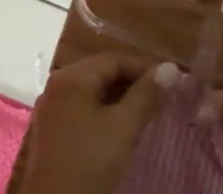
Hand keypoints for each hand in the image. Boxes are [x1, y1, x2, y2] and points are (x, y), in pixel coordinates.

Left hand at [23, 52, 176, 193]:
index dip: (144, 67)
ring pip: (93, 93)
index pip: (114, 59)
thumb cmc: (89, 163)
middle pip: (102, 73)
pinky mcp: (52, 132)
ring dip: (120, 99)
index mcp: (71, 78)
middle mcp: (57, 86)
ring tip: (147, 112)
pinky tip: (121, 128)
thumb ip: (146, 95)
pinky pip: (83, 110)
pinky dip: (104, 113)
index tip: (170, 82)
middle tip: (161, 97)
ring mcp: (52, 109)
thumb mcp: (123, 128)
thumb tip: (170, 68)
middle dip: (132, 83)